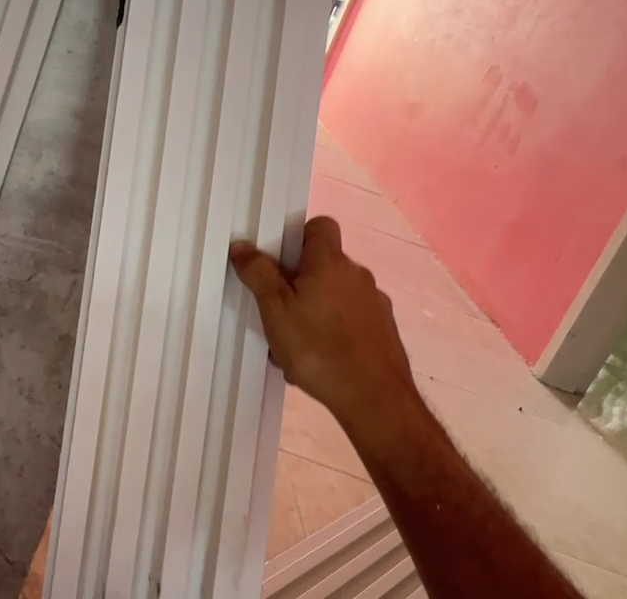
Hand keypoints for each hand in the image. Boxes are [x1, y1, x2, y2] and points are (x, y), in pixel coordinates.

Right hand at [229, 217, 417, 428]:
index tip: (279, 258)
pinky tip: (318, 359)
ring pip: (336, 295)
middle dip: (300, 280)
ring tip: (294, 341)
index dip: (299, 235)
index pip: (320, 226)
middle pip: (324, 263)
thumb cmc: (318, 348)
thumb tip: (242, 245)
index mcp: (330, 261)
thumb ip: (258, 273)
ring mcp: (375, 304)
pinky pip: (350, 321)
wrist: (376, 401)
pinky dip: (334, 331)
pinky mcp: (384, 332)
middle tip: (276, 307)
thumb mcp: (275, 309)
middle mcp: (357, 275)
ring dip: (315, 308)